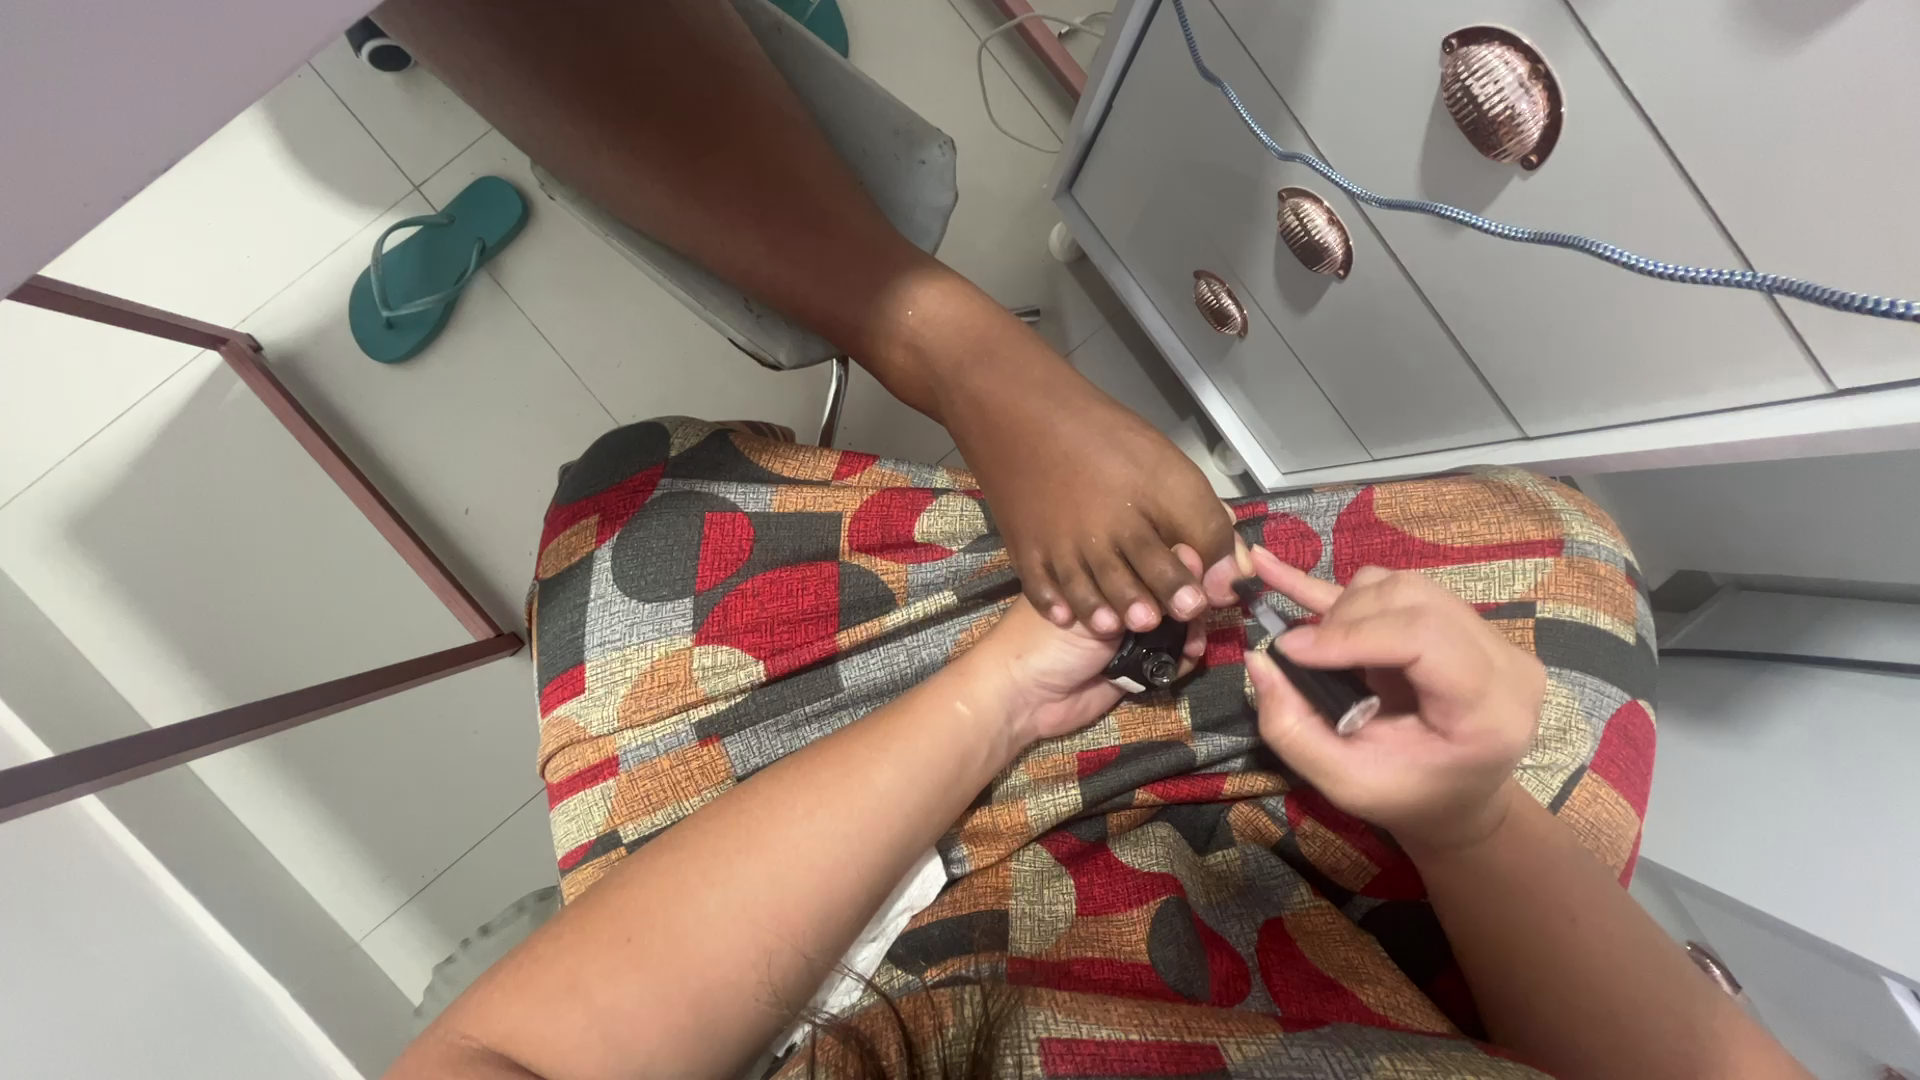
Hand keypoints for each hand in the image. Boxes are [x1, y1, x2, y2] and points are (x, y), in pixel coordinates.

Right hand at [939, 337, 1249, 633]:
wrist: (1016, 411)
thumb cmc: (1100, 433)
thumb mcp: (1165, 462)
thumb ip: (1200, 516)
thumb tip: (1228, 568)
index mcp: (1146, 503)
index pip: (1182, 554)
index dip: (1195, 582)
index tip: (1201, 601)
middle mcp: (1105, 529)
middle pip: (1135, 579)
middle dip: (1151, 603)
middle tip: (1156, 618)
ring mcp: (1061, 543)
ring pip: (1089, 593)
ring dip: (1106, 612)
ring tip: (1115, 625)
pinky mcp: (1026, 549)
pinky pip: (1042, 589)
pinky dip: (1056, 605)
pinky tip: (1068, 616)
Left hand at [965, 545, 1207, 747]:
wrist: (1023, 697)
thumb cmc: (1047, 638)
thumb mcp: (1098, 605)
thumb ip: (1146, 582)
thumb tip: (1192, 552)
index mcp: (1101, 570)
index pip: (1152, 554)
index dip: (1181, 562)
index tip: (1204, 570)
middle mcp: (1117, 596)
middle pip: (1170, 590)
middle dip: (1190, 598)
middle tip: (1201, 608)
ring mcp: (1126, 633)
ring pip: (1175, 625)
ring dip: (1190, 630)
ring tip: (1192, 638)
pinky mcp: (1134, 667)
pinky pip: (1168, 658)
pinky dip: (1180, 658)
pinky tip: (1185, 657)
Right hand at [1241, 545, 1544, 853]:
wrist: (1455, 799)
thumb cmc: (1407, 797)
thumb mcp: (1344, 782)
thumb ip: (1293, 728)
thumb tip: (1259, 661)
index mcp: (1492, 710)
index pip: (1423, 637)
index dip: (1350, 634)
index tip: (1290, 651)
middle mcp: (1503, 659)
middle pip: (1409, 598)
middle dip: (1341, 621)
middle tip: (1301, 655)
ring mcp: (1485, 634)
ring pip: (1398, 584)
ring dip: (1344, 608)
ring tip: (1321, 646)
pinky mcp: (1452, 620)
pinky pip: (1392, 585)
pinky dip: (1333, 585)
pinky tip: (1272, 567)